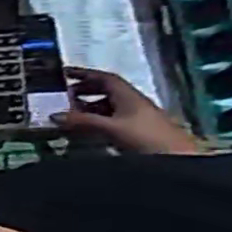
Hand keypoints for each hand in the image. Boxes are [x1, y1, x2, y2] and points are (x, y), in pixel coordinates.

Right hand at [53, 66, 200, 154]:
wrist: (178, 159)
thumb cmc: (145, 137)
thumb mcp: (110, 128)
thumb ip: (82, 122)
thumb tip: (54, 116)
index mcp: (129, 96)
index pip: (105, 79)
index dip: (85, 73)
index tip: (65, 72)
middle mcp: (133, 103)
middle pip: (107, 91)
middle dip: (84, 90)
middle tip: (63, 95)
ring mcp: (136, 117)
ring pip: (108, 106)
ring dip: (88, 107)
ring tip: (70, 114)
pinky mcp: (137, 131)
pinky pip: (111, 119)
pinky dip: (95, 119)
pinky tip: (86, 128)